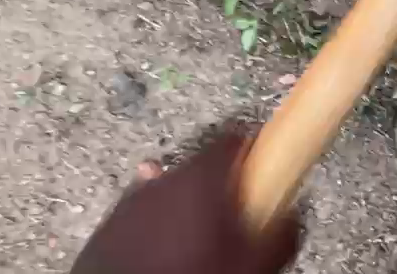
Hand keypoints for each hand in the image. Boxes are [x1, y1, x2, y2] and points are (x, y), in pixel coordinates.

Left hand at [72, 132, 300, 273]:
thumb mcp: (254, 264)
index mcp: (202, 178)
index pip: (236, 136)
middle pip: (201, 165)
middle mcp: (163, 180)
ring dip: (184, 205)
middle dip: (218, 184)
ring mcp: (126, 205)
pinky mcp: (100, 234)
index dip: (254, 148)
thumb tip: (295, 211)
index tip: (264, 169)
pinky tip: (160, 253)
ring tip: (194, 241)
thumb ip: (283, 230)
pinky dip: (152, 226)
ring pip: (168, 190)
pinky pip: (138, 217)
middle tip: (230, 217)